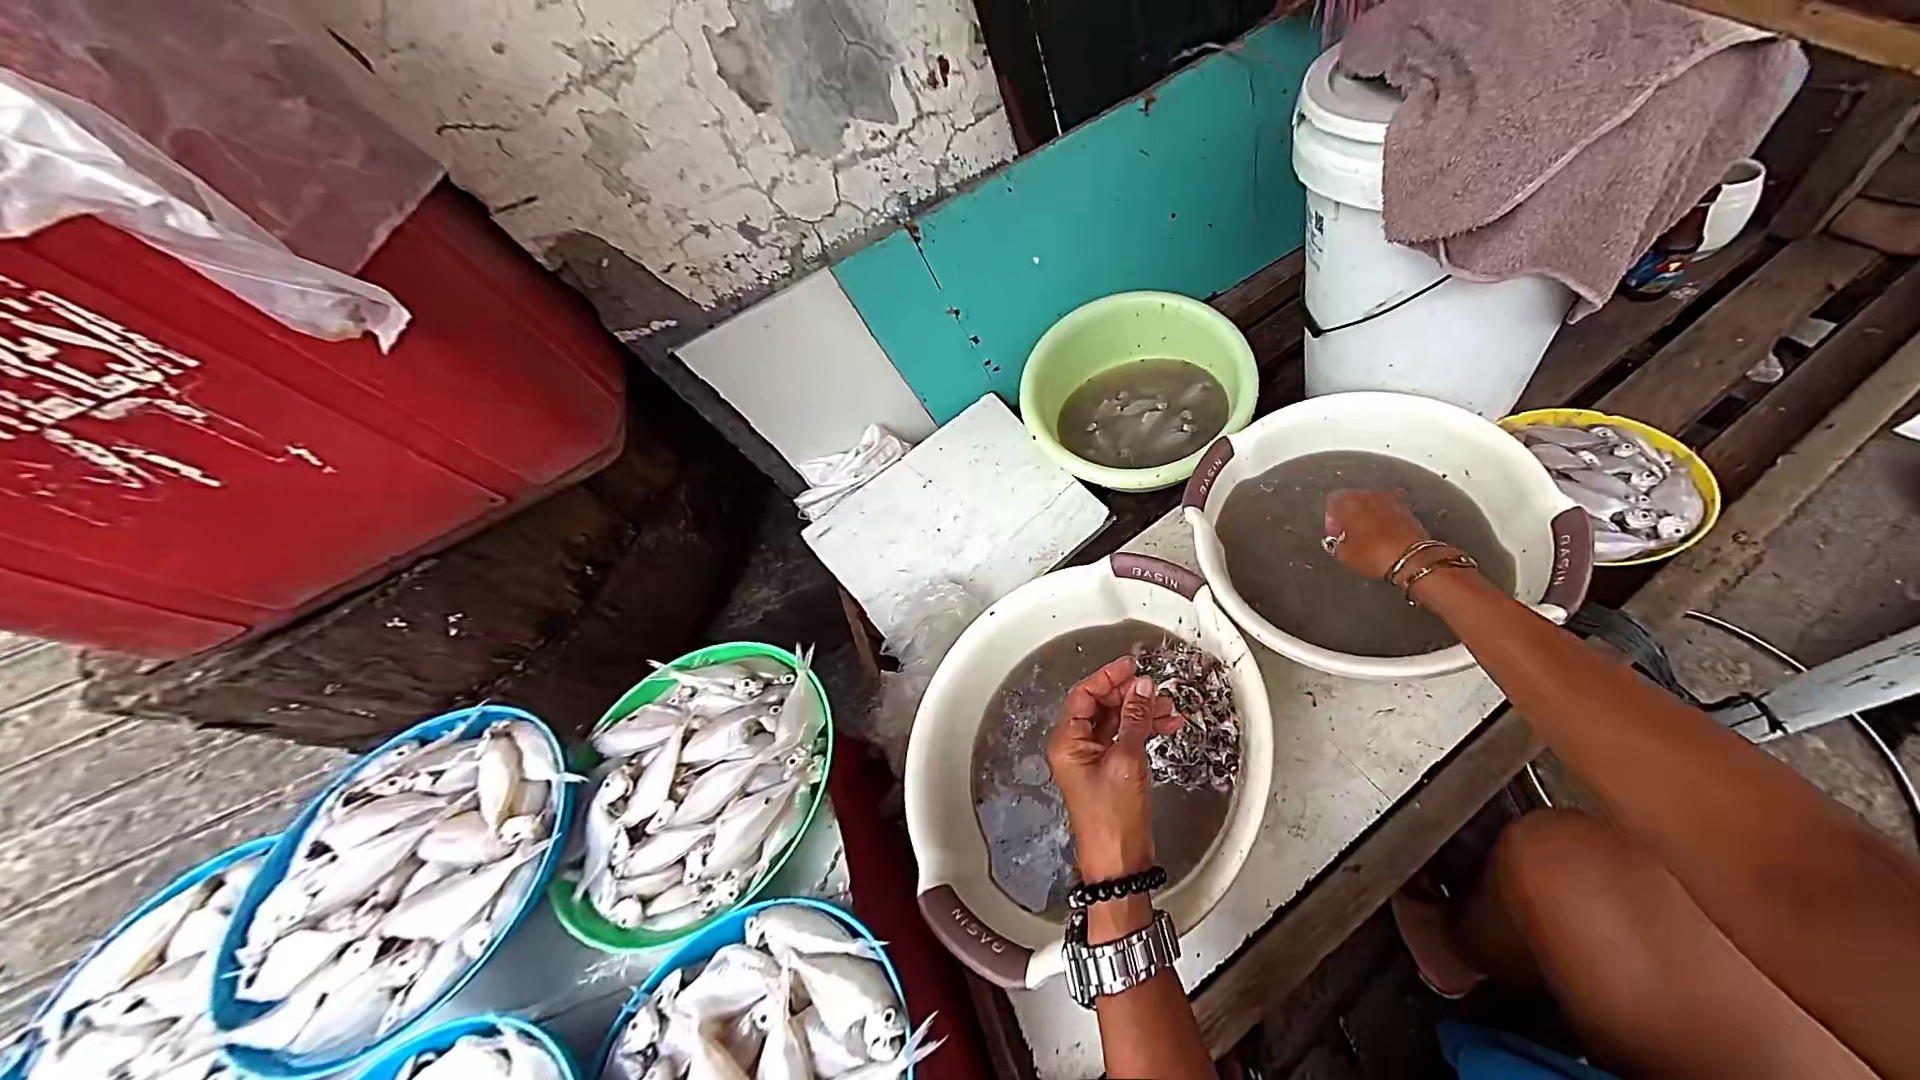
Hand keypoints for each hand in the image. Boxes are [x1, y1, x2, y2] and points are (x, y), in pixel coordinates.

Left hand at [1046, 656, 1182, 881]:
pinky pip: (1125, 737)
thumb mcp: (1126, 760)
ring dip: (1141, 711)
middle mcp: (1076, 746)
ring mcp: (1093, 757)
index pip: (1084, 694)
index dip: (1107, 677)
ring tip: (1167, 707)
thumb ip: (1135, 720)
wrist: (1120, 862)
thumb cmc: (1112, 820)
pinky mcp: (1111, 768)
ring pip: (1116, 720)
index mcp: (1067, 741)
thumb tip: (1142, 689)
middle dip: (1129, 694)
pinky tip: (1165, 723)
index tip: (1129, 666)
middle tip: (1153, 689)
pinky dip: (1144, 728)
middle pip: (1101, 704)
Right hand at [1325, 489, 1430, 578]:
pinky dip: (1384, 519)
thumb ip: (1338, 542)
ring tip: (1368, 534)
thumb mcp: (1344, 555)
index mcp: (1348, 502)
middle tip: (1350, 533)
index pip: (1332, 501)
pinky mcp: (1408, 509)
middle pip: (1353, 499)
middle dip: (1350, 514)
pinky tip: (1384, 534)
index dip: (1331, 518)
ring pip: (1372, 503)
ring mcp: (1391, 500)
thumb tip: (1342, 540)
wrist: (1412, 559)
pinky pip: (1388, 511)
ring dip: (1368, 515)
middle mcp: (1369, 495)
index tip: (1336, 534)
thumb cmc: (1371, 554)